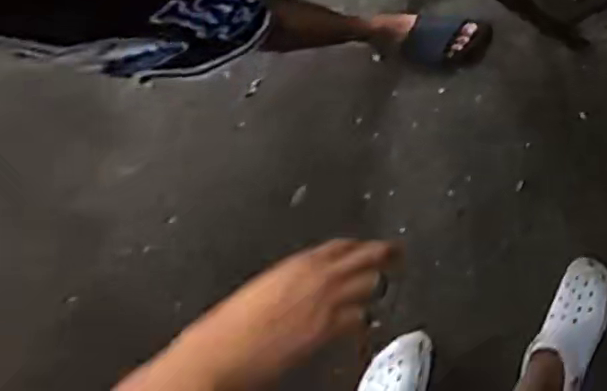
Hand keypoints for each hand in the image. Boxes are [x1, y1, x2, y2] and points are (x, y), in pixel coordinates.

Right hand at [120, 239, 396, 390]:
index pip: (346, 244)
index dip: (362, 247)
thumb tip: (306, 283)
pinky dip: (363, 326)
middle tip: (399, 260)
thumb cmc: (221, 332)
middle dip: (390, 255)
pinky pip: (360, 319)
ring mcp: (328, 299)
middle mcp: (321, 274)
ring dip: (375, 292)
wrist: (208, 362)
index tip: (370, 251)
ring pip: (373, 283)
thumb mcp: (261, 289)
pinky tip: (363, 332)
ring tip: (378, 298)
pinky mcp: (328, 327)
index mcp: (301, 263)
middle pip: (373, 253)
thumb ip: (292, 279)